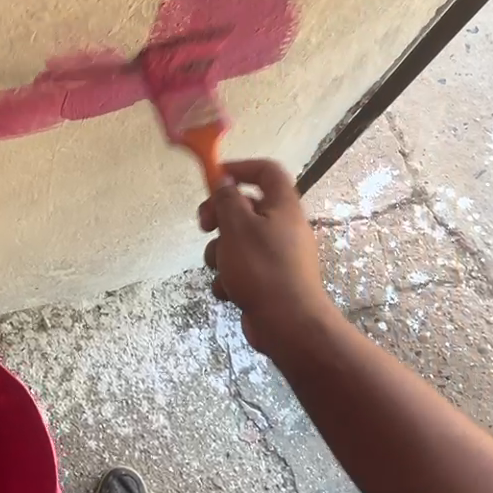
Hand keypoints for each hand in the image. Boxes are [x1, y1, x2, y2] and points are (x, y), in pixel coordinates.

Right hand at [197, 159, 341, 358]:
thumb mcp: (237, 227)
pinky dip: (231, 278)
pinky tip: (229, 291)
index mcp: (283, 207)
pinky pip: (242, 269)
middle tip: (204, 226)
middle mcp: (284, 227)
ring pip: (238, 241)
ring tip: (221, 268)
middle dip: (220, 217)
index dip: (239, 169)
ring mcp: (278, 256)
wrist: (288, 324)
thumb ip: (227, 199)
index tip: (213, 179)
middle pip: (246, 208)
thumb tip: (224, 181)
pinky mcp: (270, 280)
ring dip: (221, 253)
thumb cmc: (262, 269)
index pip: (266, 171)